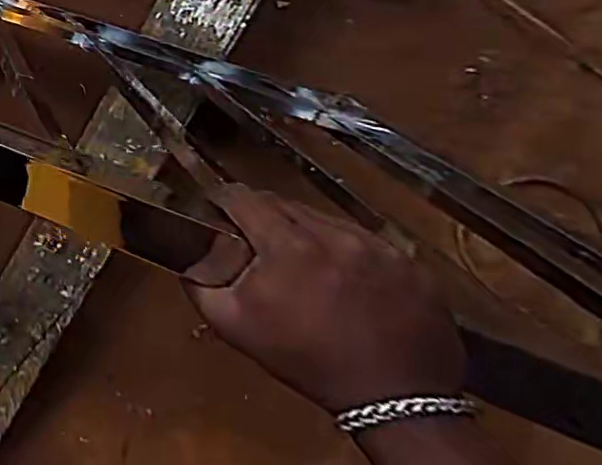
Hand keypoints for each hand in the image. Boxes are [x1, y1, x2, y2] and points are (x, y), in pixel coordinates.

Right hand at [183, 186, 465, 412]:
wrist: (395, 405)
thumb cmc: (305, 359)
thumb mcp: (230, 322)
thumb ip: (196, 279)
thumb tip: (188, 249)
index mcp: (289, 245)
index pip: (242, 196)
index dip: (224, 201)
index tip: (220, 213)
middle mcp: (337, 238)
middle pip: (283, 203)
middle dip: (265, 219)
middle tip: (260, 246)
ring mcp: (381, 252)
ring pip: (324, 219)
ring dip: (306, 233)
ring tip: (304, 264)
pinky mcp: (413, 268)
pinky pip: (365, 241)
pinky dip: (347, 252)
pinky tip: (343, 278)